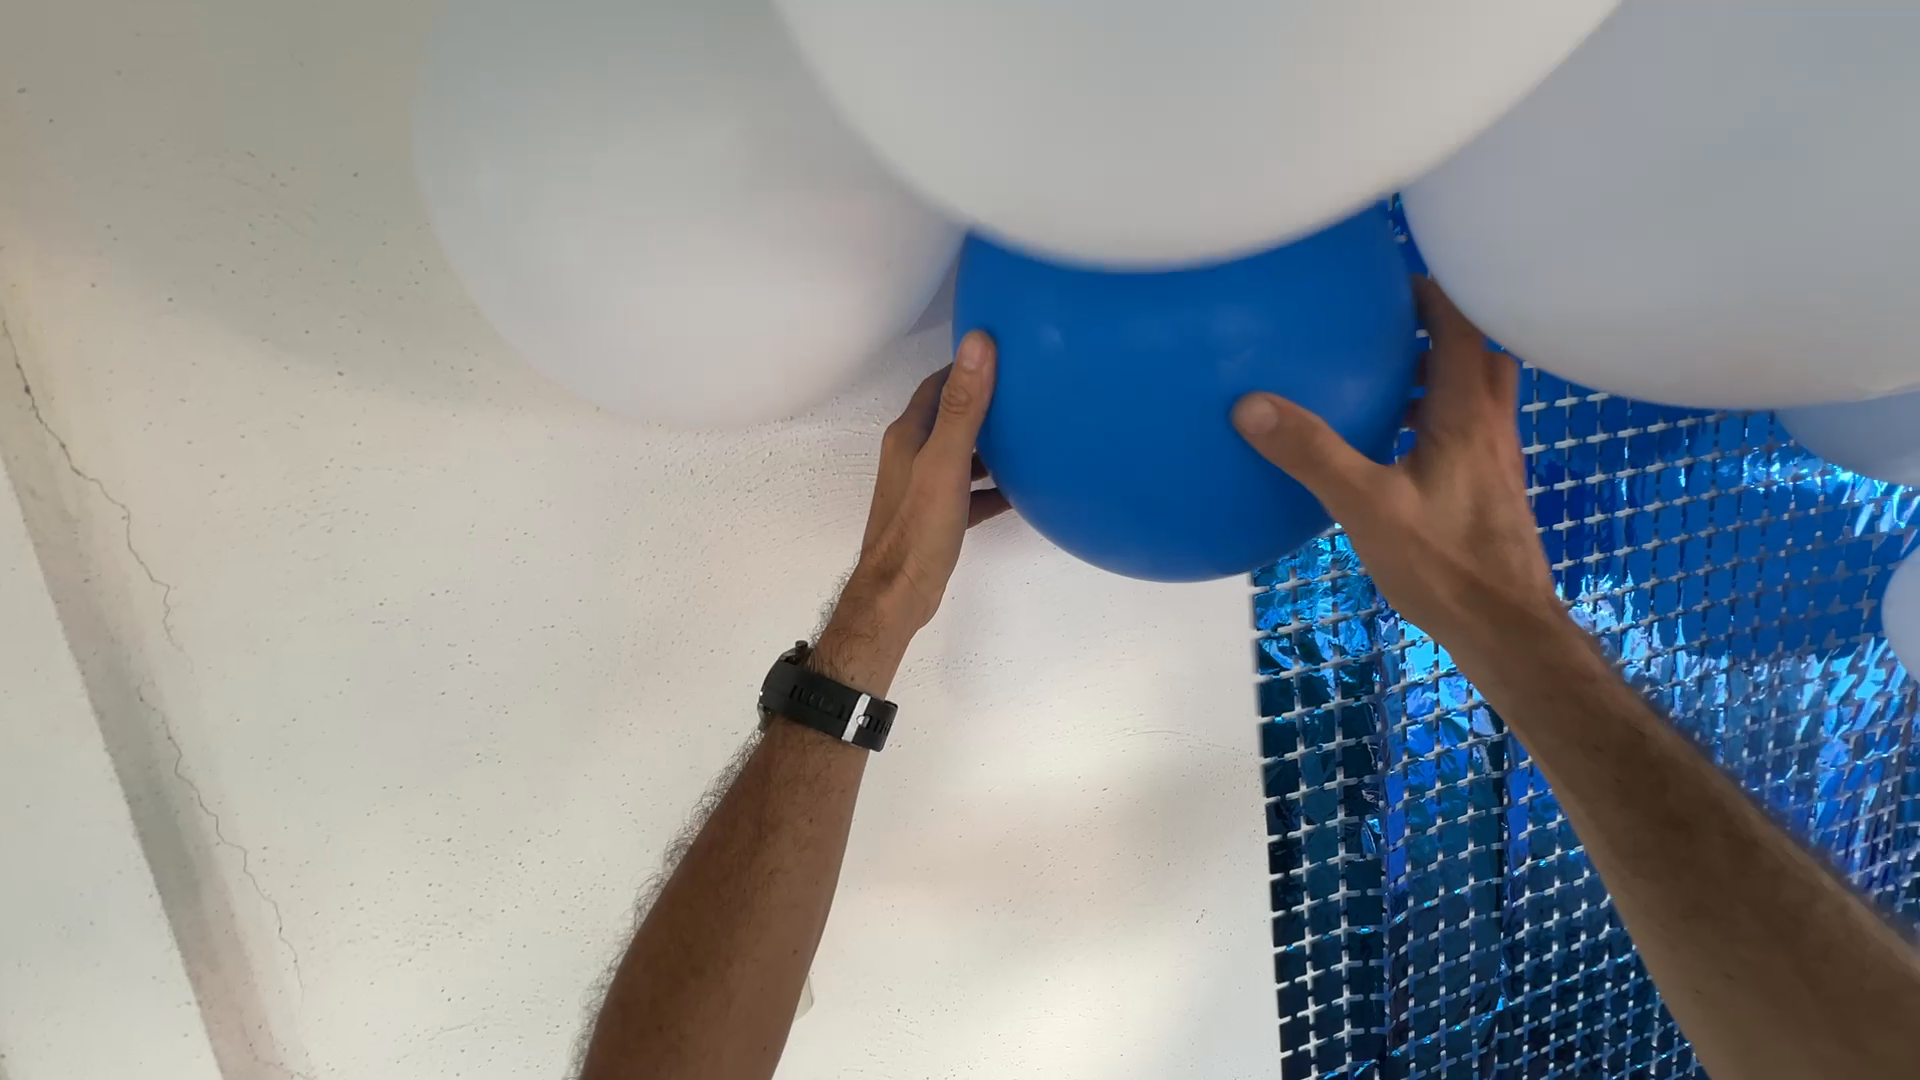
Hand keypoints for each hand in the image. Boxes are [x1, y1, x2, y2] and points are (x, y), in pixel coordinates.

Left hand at [814, 332, 1008, 692]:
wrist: (900, 594)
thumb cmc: (920, 527)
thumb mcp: (945, 462)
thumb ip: (963, 407)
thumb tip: (978, 343)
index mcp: (909, 436)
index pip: (938, 386)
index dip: (967, 368)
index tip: (1005, 355)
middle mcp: (912, 456)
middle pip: (951, 419)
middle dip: (985, 404)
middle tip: (1028, 393)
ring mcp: (924, 488)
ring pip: (962, 456)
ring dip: (991, 446)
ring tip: (1031, 436)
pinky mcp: (938, 517)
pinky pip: (970, 492)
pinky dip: (992, 487)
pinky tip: (1022, 490)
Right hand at [1230, 278, 1562, 657]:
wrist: (1504, 627)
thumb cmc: (1441, 562)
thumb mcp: (1365, 506)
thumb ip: (1312, 453)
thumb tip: (1250, 405)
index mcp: (1464, 418)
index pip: (1461, 333)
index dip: (1436, 299)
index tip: (1398, 280)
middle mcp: (1489, 430)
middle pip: (1480, 358)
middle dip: (1445, 331)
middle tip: (1395, 323)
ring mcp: (1494, 464)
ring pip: (1477, 397)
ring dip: (1443, 375)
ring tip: (1391, 375)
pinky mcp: (1488, 494)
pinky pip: (1465, 434)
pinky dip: (1436, 419)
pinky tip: (1398, 447)